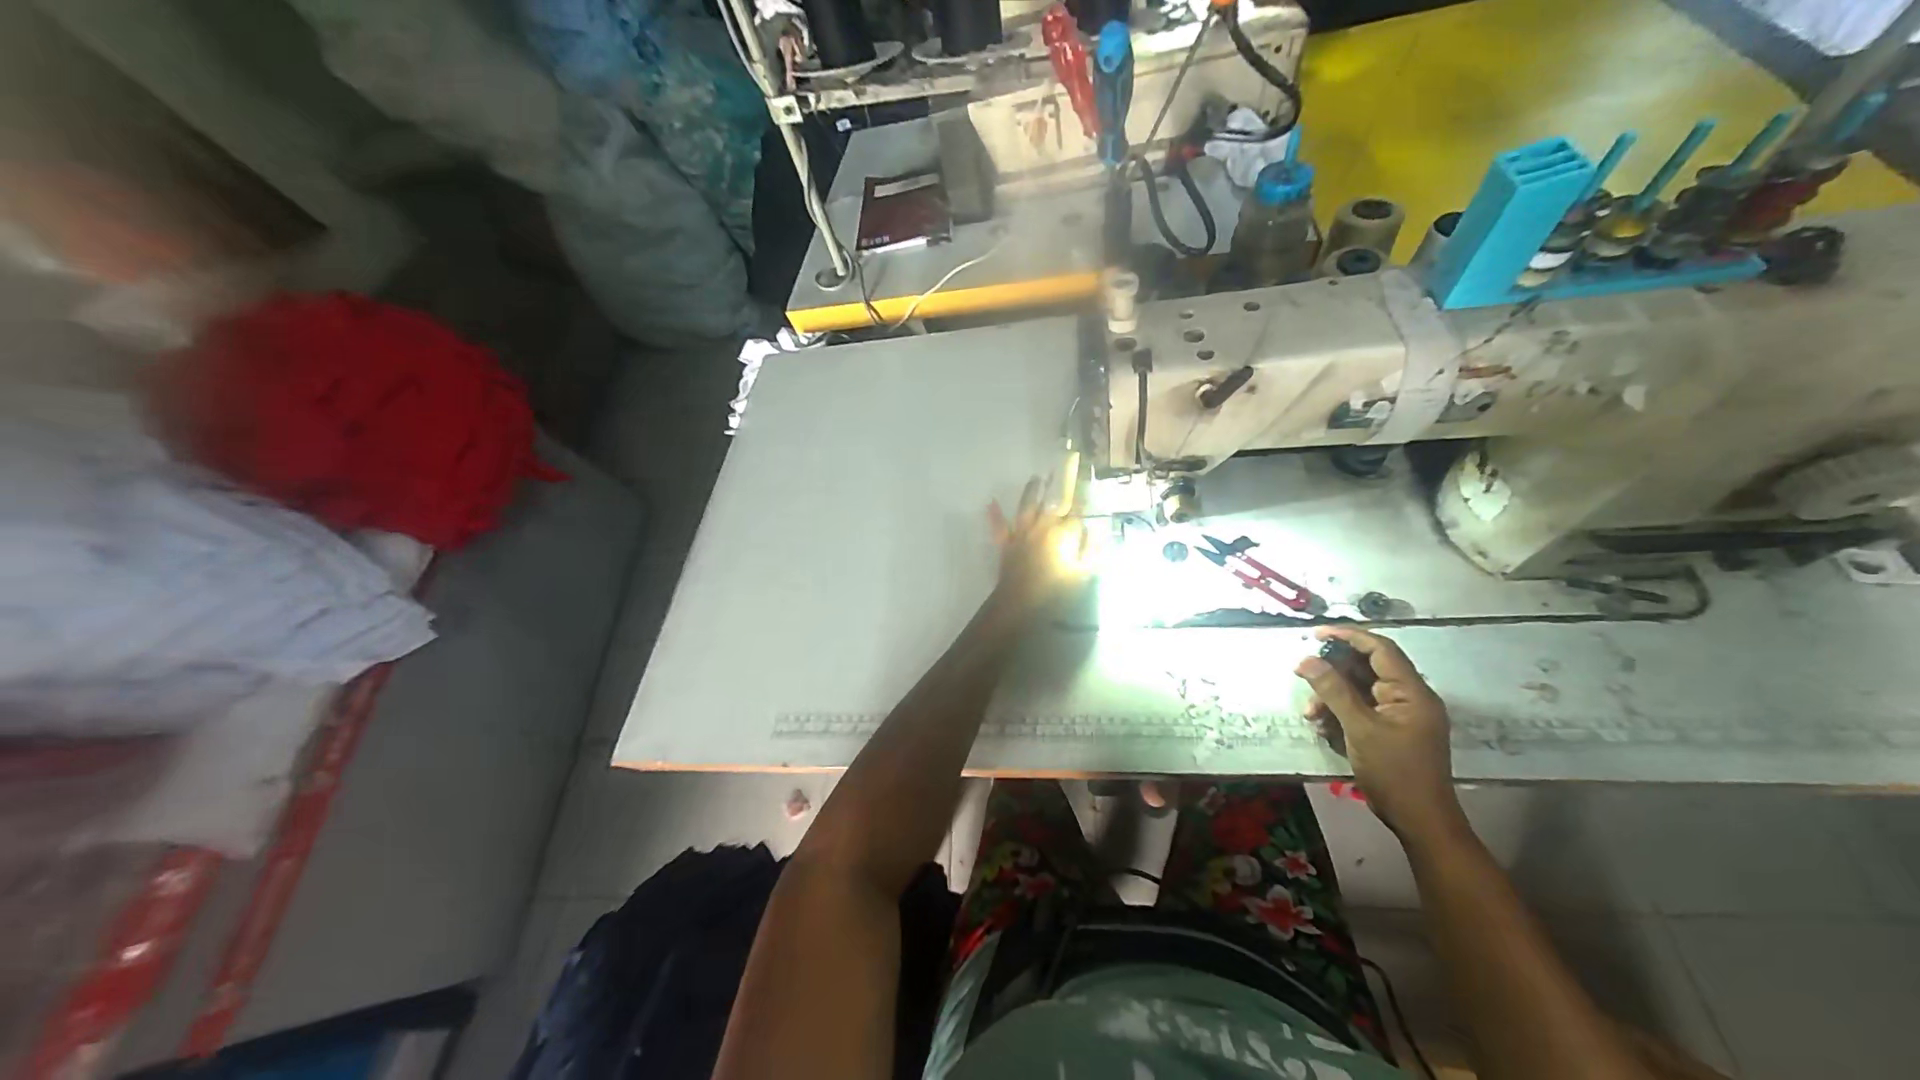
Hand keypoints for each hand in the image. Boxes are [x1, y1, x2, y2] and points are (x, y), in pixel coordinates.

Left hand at [987, 477, 1084, 618]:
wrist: (1020, 603)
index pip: (1077, 509)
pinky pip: (999, 526)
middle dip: (1061, 480)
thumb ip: (1091, 550)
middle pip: (1053, 499)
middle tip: (1066, 462)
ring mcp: (1022, 532)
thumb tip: (1094, 530)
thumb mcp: (1083, 574)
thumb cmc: (1056, 592)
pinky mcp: (1006, 543)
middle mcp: (1043, 526)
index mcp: (1064, 533)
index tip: (1088, 474)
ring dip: (1032, 490)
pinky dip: (995, 515)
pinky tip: (991, 502)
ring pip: (1027, 505)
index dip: (1084, 492)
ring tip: (1036, 478)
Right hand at [1295, 626, 1464, 845]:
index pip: (1380, 649)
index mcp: (1412, 692)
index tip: (1316, 634)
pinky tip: (1323, 725)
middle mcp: (1410, 697)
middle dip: (1333, 671)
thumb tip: (1306, 660)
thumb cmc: (1394, 772)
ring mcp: (1402, 715)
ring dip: (1333, 696)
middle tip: (1302, 672)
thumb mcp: (1359, 728)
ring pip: (1361, 690)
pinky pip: (1364, 709)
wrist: (1420, 820)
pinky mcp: (1393, 730)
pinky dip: (1342, 712)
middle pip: (1367, 668)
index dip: (1348, 636)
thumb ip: (1333, 691)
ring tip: (1311, 713)